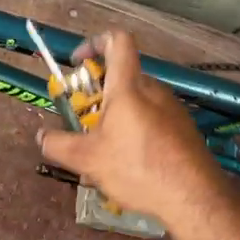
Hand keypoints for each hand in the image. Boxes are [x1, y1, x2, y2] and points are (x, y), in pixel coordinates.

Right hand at [37, 29, 228, 223]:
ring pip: (134, 103)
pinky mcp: (182, 130)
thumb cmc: (139, 168)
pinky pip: (150, 120)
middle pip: (121, 77)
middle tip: (82, 124)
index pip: (117, 41)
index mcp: (128, 87)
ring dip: (113, 119)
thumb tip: (42, 136)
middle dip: (95, 96)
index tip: (77, 63)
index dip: (94, 42)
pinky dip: (133, 133)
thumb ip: (58, 144)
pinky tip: (128, 166)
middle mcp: (153, 90)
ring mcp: (172, 110)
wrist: (196, 199)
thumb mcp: (87, 159)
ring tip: (102, 154)